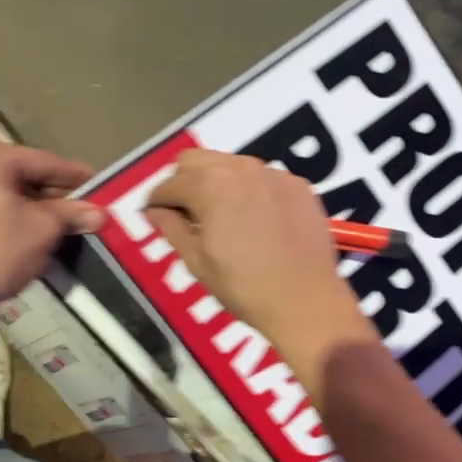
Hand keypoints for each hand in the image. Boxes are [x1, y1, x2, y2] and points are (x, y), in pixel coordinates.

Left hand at [0, 139, 104, 297]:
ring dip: (26, 202)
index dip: (75, 176)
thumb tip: (99, 213)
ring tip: (54, 219)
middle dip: (49, 191)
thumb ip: (71, 213)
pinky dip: (2, 211)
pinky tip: (21, 227)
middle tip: (78, 205)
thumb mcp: (42, 230)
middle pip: (18, 173)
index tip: (98, 184)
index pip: (43, 162)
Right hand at [145, 150, 367, 345]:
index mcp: (210, 185)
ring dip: (219, 183)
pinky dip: (252, 191)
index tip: (155, 215)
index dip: (157, 201)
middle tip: (186, 213)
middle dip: (185, 182)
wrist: (306, 302)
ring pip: (233, 165)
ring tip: (222, 217)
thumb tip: (155, 211)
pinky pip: (265, 178)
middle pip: (198, 160)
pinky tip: (257, 221)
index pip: (170, 183)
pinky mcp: (299, 186)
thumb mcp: (198, 262)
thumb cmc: (244, 287)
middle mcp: (242, 168)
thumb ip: (172, 228)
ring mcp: (275, 174)